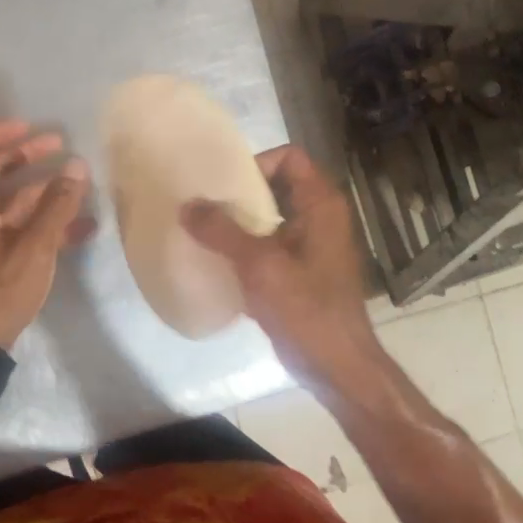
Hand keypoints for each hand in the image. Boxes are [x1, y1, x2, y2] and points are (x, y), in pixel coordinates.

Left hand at [0, 120, 92, 349]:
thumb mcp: (33, 245)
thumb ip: (57, 204)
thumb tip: (77, 165)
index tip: (30, 126)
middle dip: (26, 157)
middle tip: (59, 146)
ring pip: (11, 202)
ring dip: (43, 192)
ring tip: (79, 185)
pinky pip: (20, 230)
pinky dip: (47, 224)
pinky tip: (84, 228)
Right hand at [181, 145, 382, 382]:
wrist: (336, 365)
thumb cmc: (305, 309)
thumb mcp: (259, 266)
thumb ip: (221, 232)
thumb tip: (187, 205)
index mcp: (321, 205)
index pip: (289, 157)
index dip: (257, 163)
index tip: (224, 185)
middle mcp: (319, 219)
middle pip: (276, 186)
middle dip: (238, 194)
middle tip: (201, 205)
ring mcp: (311, 247)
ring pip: (270, 219)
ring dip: (237, 224)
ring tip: (201, 231)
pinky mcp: (300, 274)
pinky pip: (268, 247)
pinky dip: (244, 249)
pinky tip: (215, 262)